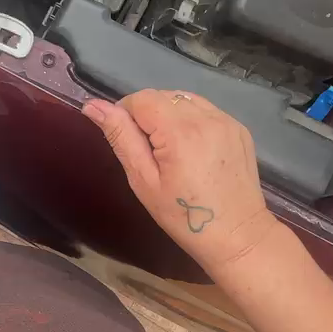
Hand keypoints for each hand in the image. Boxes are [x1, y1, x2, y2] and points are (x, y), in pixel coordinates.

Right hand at [83, 90, 287, 277]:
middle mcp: (206, 117)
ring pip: (184, 99)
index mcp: (179, 131)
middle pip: (163, 96)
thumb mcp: (143, 180)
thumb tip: (93, 105)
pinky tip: (193, 149)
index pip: (141, 98)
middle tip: (150, 151)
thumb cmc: (182, 214)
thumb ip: (120, 137)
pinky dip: (192, 120)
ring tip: (171, 148)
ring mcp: (226, 120)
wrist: (237, 236)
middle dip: (149, 115)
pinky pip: (205, 110)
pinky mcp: (238, 127)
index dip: (127, 114)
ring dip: (170, 114)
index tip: (130, 142)